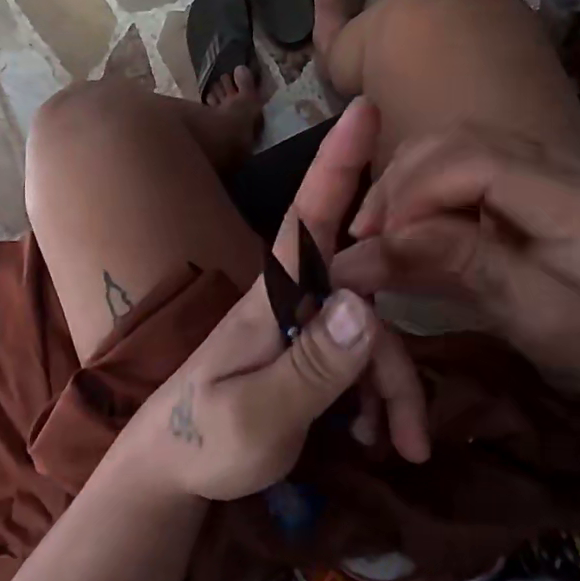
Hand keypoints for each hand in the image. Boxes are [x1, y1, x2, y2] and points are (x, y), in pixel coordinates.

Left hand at [116, 101, 430, 502]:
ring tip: (393, 454)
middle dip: (394, 362)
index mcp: (270, 301)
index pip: (309, 219)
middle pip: (363, 295)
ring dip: (388, 395)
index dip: (336, 164)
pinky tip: (374, 439)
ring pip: (367, 338)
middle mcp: (286, 302)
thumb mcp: (257, 417)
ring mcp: (295, 328)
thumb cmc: (201, 442)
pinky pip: (354, 361)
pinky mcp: (300, 354)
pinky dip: (373, 399)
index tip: (363, 109)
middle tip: (410, 428)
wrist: (168, 471)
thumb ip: (310, 365)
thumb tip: (364, 302)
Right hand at [331, 128, 579, 387]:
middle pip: (460, 141)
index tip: (379, 239)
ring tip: (379, 228)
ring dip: (403, 178)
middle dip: (401, 182)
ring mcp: (547, 160)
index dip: (416, 192)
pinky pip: (456, 155)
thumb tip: (374, 245)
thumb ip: (461, 267)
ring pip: (452, 141)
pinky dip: (417, 181)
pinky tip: (402, 217)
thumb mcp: (530, 316)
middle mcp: (567, 164)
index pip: (479, 163)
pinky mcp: (525, 169)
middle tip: (368, 234)